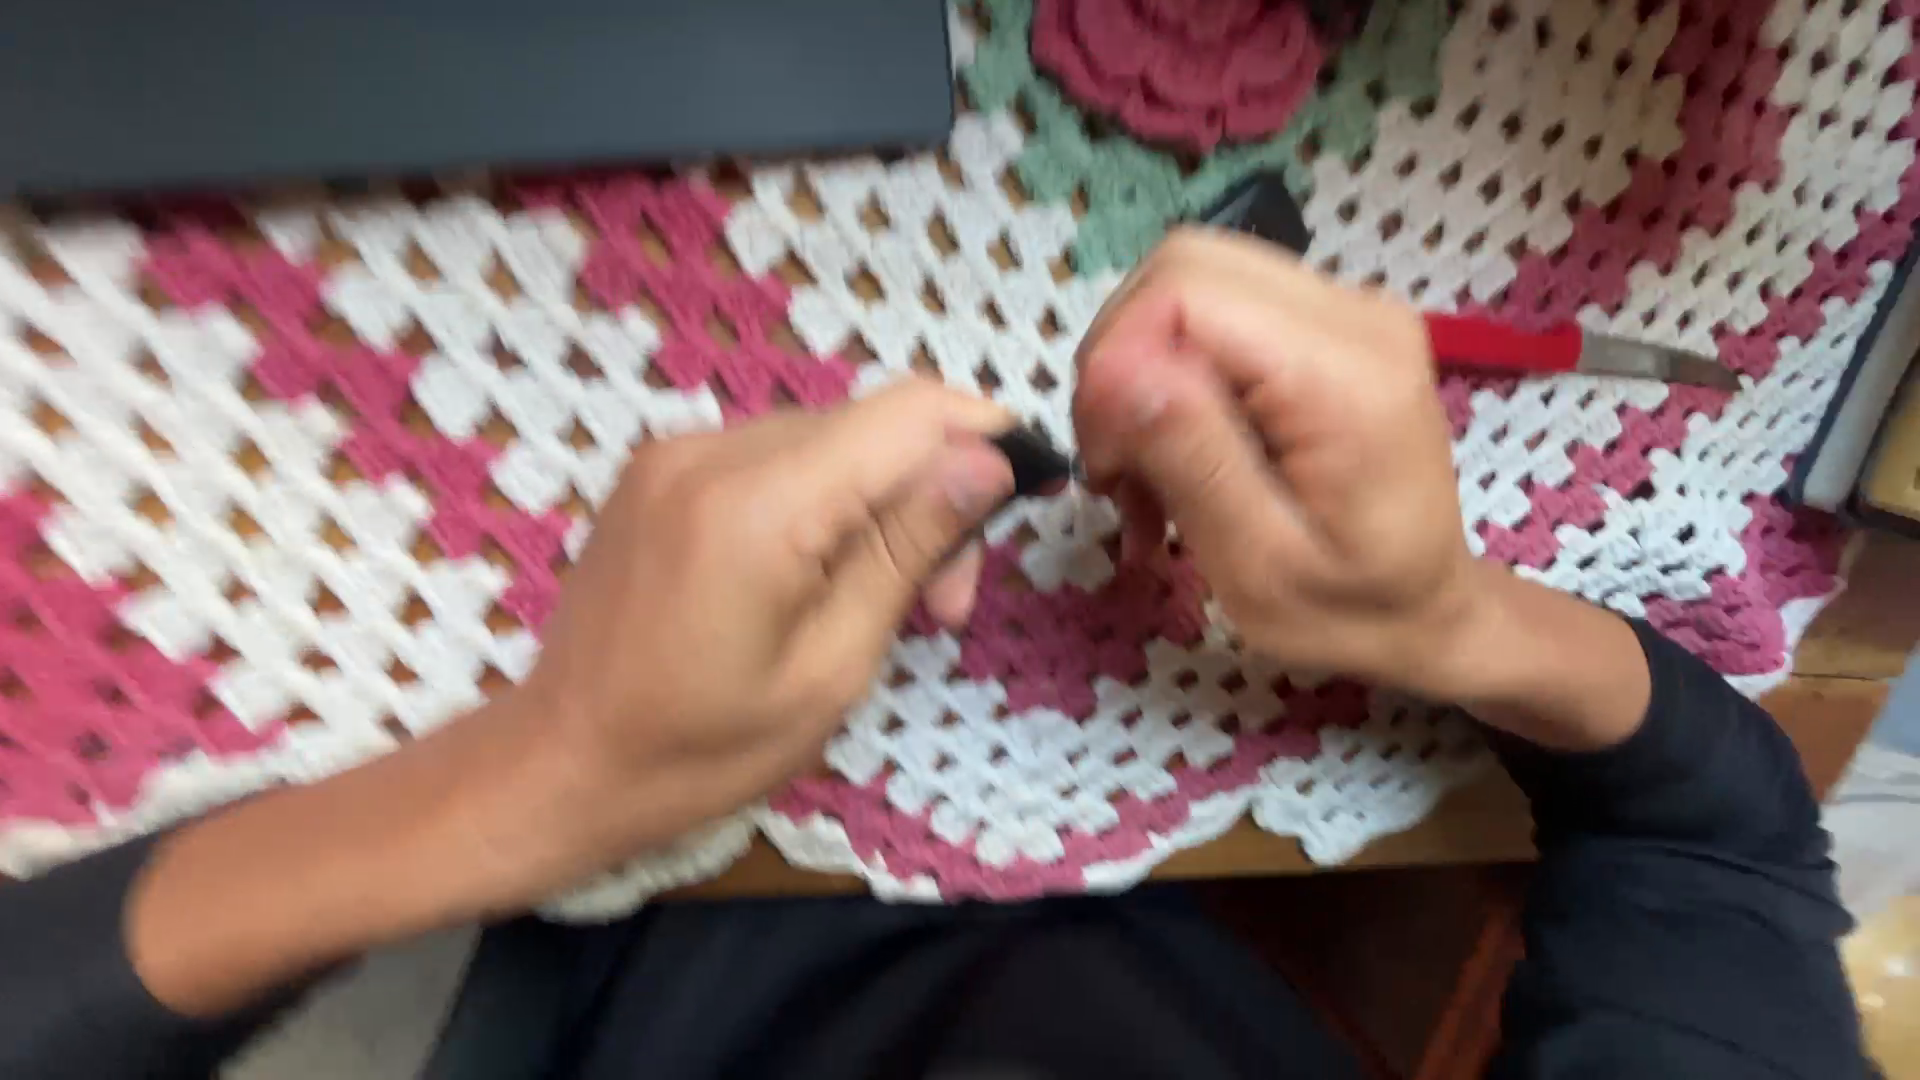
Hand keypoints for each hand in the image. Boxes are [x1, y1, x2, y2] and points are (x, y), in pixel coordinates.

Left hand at [478, 378, 1014, 895]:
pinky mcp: (666, 468)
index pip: (906, 414)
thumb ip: (907, 548)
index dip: (983, 431)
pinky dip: (828, 501)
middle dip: (934, 493)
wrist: (555, 765)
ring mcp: (679, 451)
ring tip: (888, 598)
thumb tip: (986, 461)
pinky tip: (825, 570)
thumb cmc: (702, 750)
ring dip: (883, 502)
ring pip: (832, 440)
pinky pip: (781, 458)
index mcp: (758, 505)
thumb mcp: (833, 667)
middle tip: (947, 601)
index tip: (1032, 483)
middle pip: (873, 427)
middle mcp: (713, 449)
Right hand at [1073, 228, 1479, 693]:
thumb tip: (1113, 367)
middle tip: (1116, 465)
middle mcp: (1351, 313)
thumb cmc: (1345, 612)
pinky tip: (1170, 450)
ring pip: (1184, 287)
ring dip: (1136, 374)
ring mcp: (1339, 310)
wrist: (1422, 609)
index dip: (1116, 362)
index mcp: (1344, 374)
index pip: (1185, 291)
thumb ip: (1192, 459)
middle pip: (1181, 270)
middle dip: (1118, 363)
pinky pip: (1207, 315)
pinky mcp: (1317, 325)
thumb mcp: (1257, 565)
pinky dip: (1164, 377)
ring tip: (1141, 469)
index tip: (1109, 464)